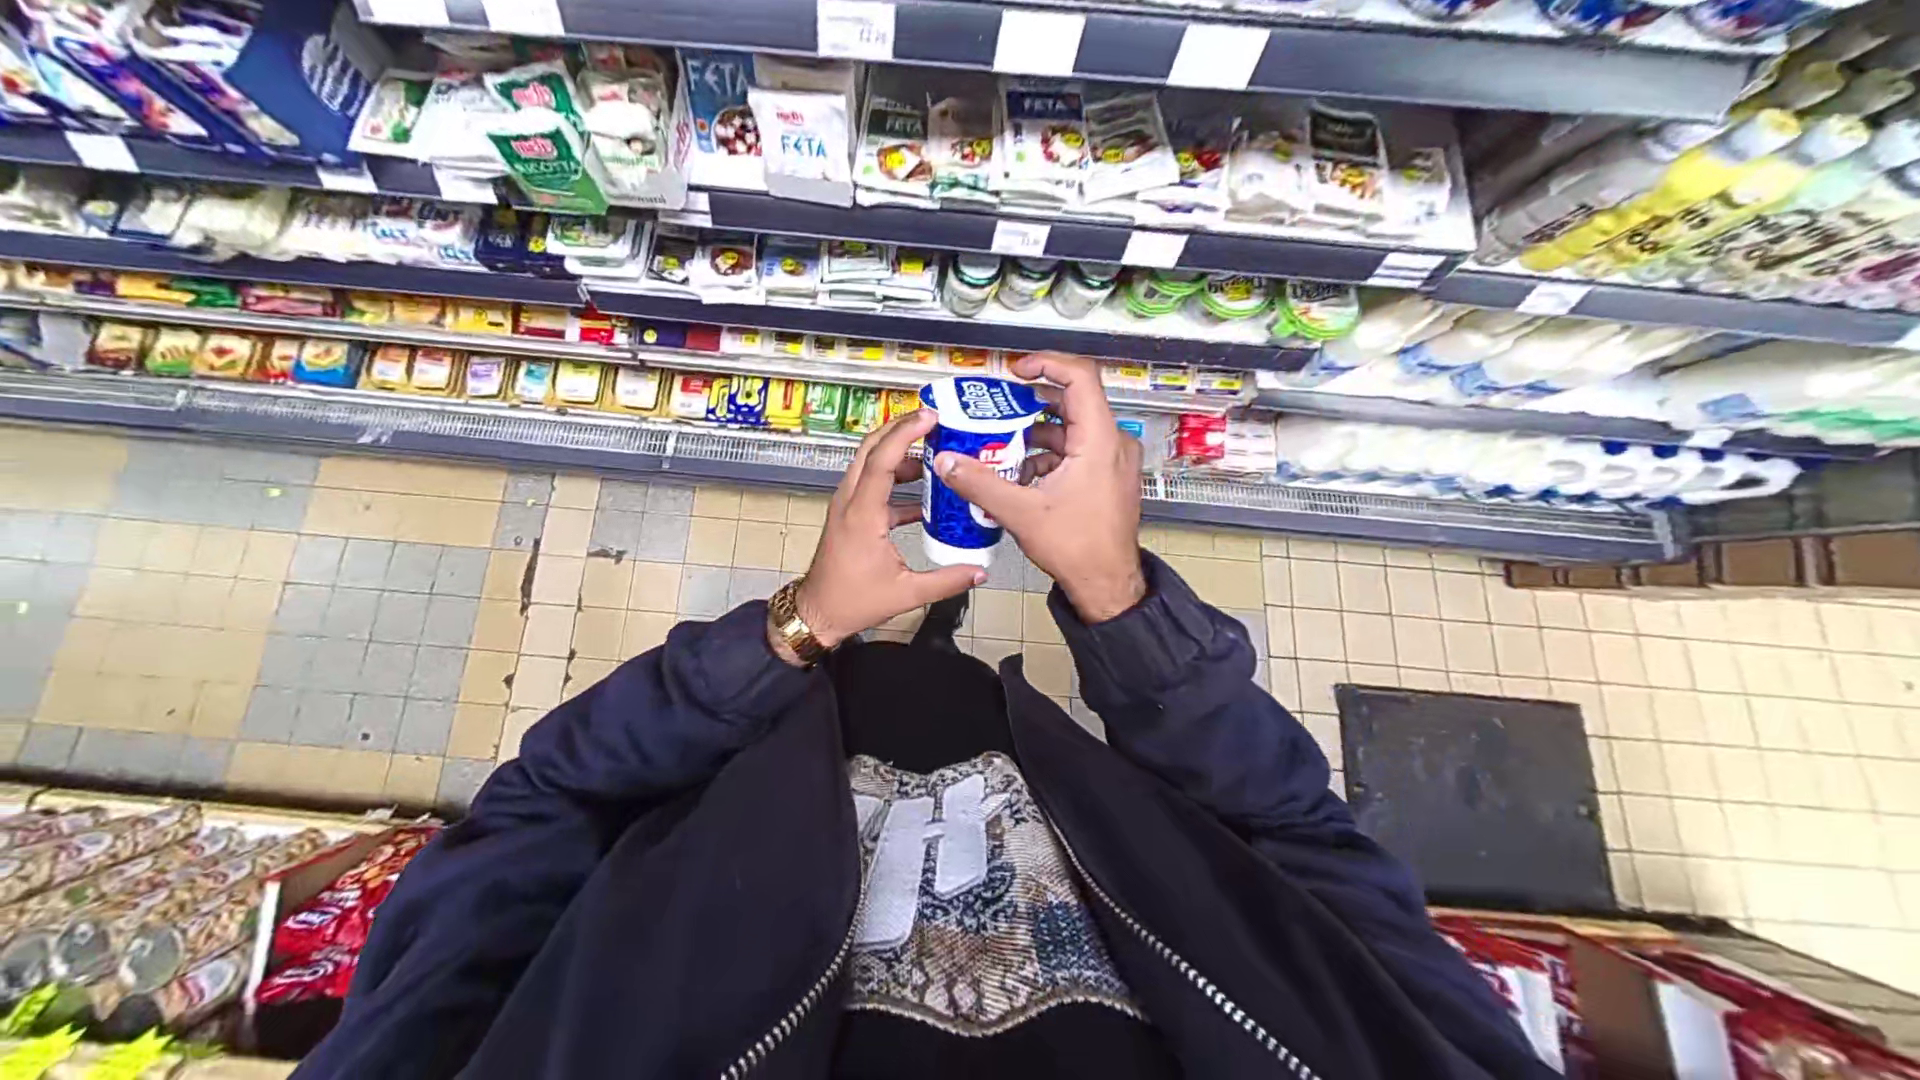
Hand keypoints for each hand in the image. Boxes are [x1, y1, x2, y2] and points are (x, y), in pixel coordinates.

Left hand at [782, 409, 983, 655]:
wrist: (818, 612)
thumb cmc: (850, 601)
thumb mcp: (906, 593)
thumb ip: (947, 581)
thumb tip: (979, 572)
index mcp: (862, 515)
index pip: (882, 459)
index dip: (906, 433)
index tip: (929, 418)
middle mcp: (850, 502)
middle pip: (872, 448)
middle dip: (902, 429)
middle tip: (933, 422)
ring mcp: (848, 506)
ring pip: (871, 463)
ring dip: (899, 453)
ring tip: (933, 455)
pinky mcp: (851, 515)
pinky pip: (874, 484)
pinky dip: (895, 480)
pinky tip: (922, 495)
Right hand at [932, 352, 1145, 623]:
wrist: (1107, 585)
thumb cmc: (1082, 551)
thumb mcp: (1021, 513)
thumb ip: (980, 483)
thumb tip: (950, 463)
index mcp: (1099, 441)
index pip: (1080, 376)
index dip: (1046, 363)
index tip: (1018, 369)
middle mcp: (1112, 445)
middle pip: (1071, 401)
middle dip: (1030, 405)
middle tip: (1000, 409)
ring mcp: (1112, 461)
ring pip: (1071, 429)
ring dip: (1036, 434)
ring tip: (1003, 447)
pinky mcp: (1106, 476)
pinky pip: (1075, 450)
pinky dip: (1048, 454)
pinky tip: (1022, 474)